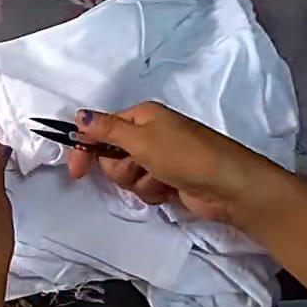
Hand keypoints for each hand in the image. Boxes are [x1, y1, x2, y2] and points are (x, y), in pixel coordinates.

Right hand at [67, 103, 286, 226]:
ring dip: (139, 182)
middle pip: (110, 155)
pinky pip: (142, 188)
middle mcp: (148, 134)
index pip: (100, 130)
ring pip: (125, 175)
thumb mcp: (142, 139)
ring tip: (160, 179)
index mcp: (141, 116)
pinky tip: (169, 189)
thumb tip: (79, 115)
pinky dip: (152, 191)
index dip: (87, 149)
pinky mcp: (166, 179)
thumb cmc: (186, 156)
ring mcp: (157, 158)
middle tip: (139, 167)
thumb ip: (106, 129)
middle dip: (121, 168)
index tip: (77, 170)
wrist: (229, 187)